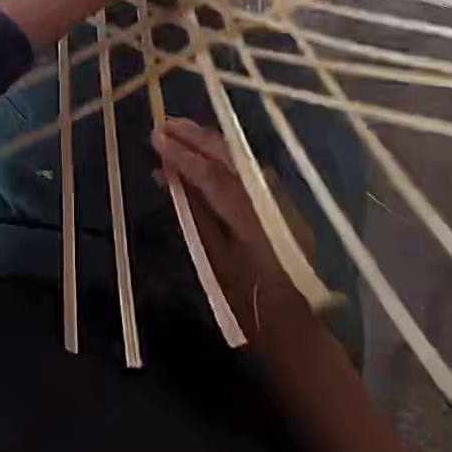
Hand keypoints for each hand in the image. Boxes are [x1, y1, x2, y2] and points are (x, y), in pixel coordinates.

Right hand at [149, 117, 302, 325]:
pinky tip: (205, 153)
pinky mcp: (282, 202)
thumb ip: (195, 216)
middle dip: (196, 137)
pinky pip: (248, 170)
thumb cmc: (248, 306)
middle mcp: (270, 201)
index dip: (182, 155)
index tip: (155, 138)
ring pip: (242, 160)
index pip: (213, 176)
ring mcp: (280, 199)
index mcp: (253, 221)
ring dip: (209, 143)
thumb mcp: (214, 263)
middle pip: (231, 158)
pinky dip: (224, 158)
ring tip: (179, 131)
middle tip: (164, 123)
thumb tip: (171, 179)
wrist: (296, 328)